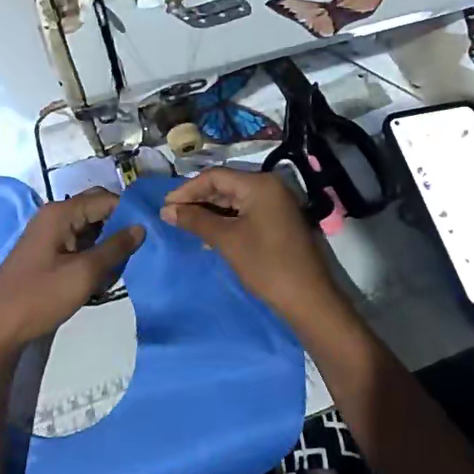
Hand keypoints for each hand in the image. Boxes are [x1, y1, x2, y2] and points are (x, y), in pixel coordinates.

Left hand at [0, 188, 143, 353]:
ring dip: (108, 245)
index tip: (153, 231)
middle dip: (120, 227)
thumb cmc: (40, 296)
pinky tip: (104, 276)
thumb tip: (141, 227)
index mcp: (61, 212)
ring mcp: (50, 235)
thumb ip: (116, 247)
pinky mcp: (48, 253)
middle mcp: (54, 216)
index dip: (131, 212)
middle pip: (98, 210)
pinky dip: (94, 255)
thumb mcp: (85, 273)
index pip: (107, 199)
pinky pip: (80, 244)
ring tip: (123, 267)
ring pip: (91, 229)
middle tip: (140, 250)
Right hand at [161, 168, 342, 325]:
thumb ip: (196, 221)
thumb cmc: (266, 264)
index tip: (166, 206)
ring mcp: (277, 204)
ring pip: (235, 200)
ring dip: (210, 212)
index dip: (187, 189)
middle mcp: (270, 187)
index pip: (215, 176)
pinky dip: (226, 220)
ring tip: (186, 226)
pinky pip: (246, 212)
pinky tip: (209, 236)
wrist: (307, 297)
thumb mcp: (227, 240)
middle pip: (226, 185)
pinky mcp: (279, 221)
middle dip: (198, 200)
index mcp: (260, 184)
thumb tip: (167, 210)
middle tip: (172, 216)